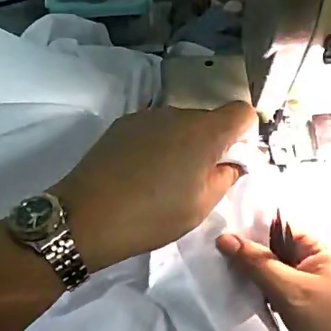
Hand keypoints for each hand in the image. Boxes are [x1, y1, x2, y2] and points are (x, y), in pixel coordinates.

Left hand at [52, 102, 256, 268]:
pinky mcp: (122, 124)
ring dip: (182, 144)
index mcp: (203, 132)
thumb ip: (227, 176)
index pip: (241, 112)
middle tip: (198, 179)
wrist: (86, 217)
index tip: (233, 160)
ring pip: (180, 124)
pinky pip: (154, 128)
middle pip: (209, 119)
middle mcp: (177, 114)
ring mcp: (146, 116)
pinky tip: (141, 173)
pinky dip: (157, 144)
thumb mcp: (201, 205)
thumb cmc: (153, 216)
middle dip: (212, 143)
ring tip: (165, 180)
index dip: (245, 134)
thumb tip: (236, 161)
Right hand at [216, 226, 330, 330]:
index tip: (225, 239)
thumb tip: (225, 238)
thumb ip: (257, 264)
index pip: (286, 229)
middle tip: (223, 260)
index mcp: (327, 249)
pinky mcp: (317, 306)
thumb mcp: (290, 291)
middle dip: (256, 256)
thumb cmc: (329, 324)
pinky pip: (289, 291)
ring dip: (263, 277)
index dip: (256, 231)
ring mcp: (323, 286)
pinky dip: (272, 293)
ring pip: (284, 273)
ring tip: (232, 277)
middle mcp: (326, 263)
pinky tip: (252, 297)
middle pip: (284, 251)